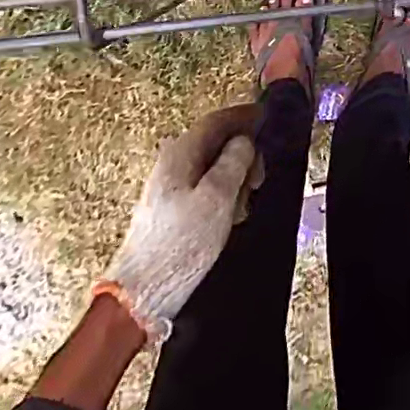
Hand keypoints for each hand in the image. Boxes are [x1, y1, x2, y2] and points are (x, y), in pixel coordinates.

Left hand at [98, 104, 259, 340]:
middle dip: (243, 154)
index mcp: (181, 153)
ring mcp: (170, 187)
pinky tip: (231, 216)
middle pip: (216, 143)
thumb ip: (234, 162)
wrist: (143, 292)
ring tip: (244, 203)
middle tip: (259, 177)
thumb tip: (244, 142)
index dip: (244, 116)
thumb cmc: (181, 244)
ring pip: (213, 167)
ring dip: (235, 177)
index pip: (217, 121)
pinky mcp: (172, 209)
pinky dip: (224, 194)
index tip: (266, 117)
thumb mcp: (218, 197)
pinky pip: (206, 188)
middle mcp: (173, 163)